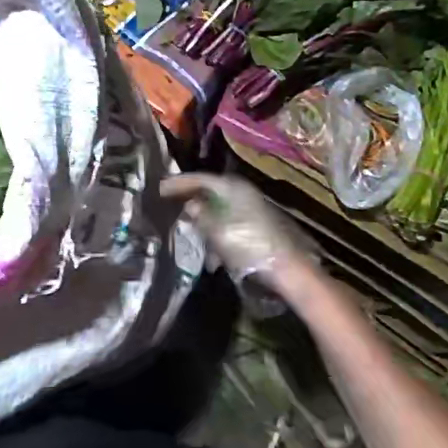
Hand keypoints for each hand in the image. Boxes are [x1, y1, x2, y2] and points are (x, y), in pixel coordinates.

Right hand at [161, 174, 309, 286]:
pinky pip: (229, 224)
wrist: (287, 269)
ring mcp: (251, 207)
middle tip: (170, 209)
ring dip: (204, 227)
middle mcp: (242, 191)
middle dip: (190, 204)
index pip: (199, 178)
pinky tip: (214, 259)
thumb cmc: (248, 245)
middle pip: (209, 193)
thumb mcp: (217, 231)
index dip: (178, 183)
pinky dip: (218, 237)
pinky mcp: (256, 223)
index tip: (159, 188)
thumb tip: (189, 203)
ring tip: (194, 243)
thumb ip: (200, 214)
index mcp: (232, 187)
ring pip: (218, 211)